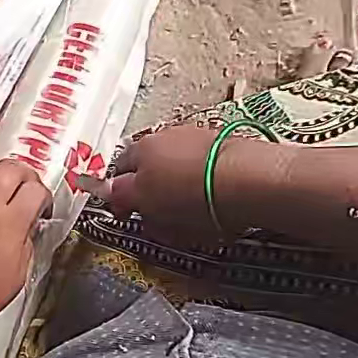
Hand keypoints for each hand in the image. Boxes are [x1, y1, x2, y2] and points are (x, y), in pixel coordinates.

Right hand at [105, 125, 290, 243]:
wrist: (250, 179)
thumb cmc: (186, 193)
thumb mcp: (144, 200)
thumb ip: (122, 195)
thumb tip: (107, 190)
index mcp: (140, 147)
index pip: (118, 170)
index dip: (119, 195)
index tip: (127, 216)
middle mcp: (166, 136)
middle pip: (150, 169)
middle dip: (151, 193)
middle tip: (158, 221)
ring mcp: (199, 139)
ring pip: (179, 171)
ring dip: (178, 191)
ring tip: (189, 219)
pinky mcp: (229, 148)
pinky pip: (206, 173)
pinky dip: (204, 189)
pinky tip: (214, 206)